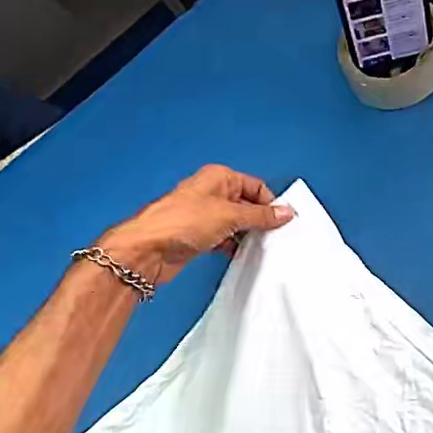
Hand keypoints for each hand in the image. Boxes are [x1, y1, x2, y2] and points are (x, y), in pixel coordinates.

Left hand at [96, 165, 294, 285]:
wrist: (147, 250)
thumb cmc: (179, 223)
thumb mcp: (230, 215)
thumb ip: (260, 216)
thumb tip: (284, 212)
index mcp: (219, 177)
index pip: (256, 187)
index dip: (270, 203)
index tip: (283, 221)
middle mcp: (211, 193)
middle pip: (246, 205)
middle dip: (260, 221)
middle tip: (274, 236)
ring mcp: (203, 215)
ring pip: (235, 223)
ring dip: (246, 235)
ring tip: (259, 248)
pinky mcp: (197, 236)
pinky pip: (224, 238)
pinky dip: (233, 246)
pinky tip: (240, 255)